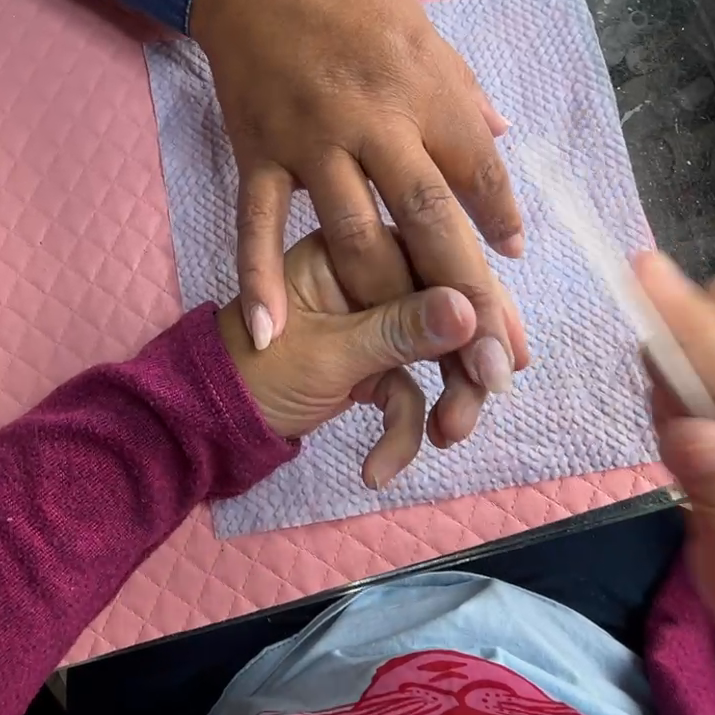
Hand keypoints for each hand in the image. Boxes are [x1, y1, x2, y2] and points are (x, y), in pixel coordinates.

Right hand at [191, 0, 526, 448]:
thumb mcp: (421, 26)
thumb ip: (459, 90)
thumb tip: (499, 133)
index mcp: (423, 87)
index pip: (477, 168)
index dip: (502, 220)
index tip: (514, 264)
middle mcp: (374, 121)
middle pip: (428, 217)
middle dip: (464, 290)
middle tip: (491, 357)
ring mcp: (310, 143)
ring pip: (352, 235)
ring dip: (384, 303)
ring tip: (410, 367)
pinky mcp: (256, 154)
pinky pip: (256, 226)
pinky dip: (259, 280)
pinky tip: (270, 333)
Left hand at [221, 232, 478, 488]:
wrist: (209, 422)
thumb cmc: (253, 374)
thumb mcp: (330, 353)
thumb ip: (400, 331)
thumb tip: (471, 309)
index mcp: (347, 248)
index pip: (428, 260)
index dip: (474, 306)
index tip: (505, 355)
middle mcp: (363, 274)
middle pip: (439, 306)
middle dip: (464, 359)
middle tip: (487, 397)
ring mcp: (368, 320)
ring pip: (430, 351)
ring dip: (445, 397)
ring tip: (449, 436)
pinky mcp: (367, 360)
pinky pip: (403, 386)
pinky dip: (402, 425)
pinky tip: (381, 467)